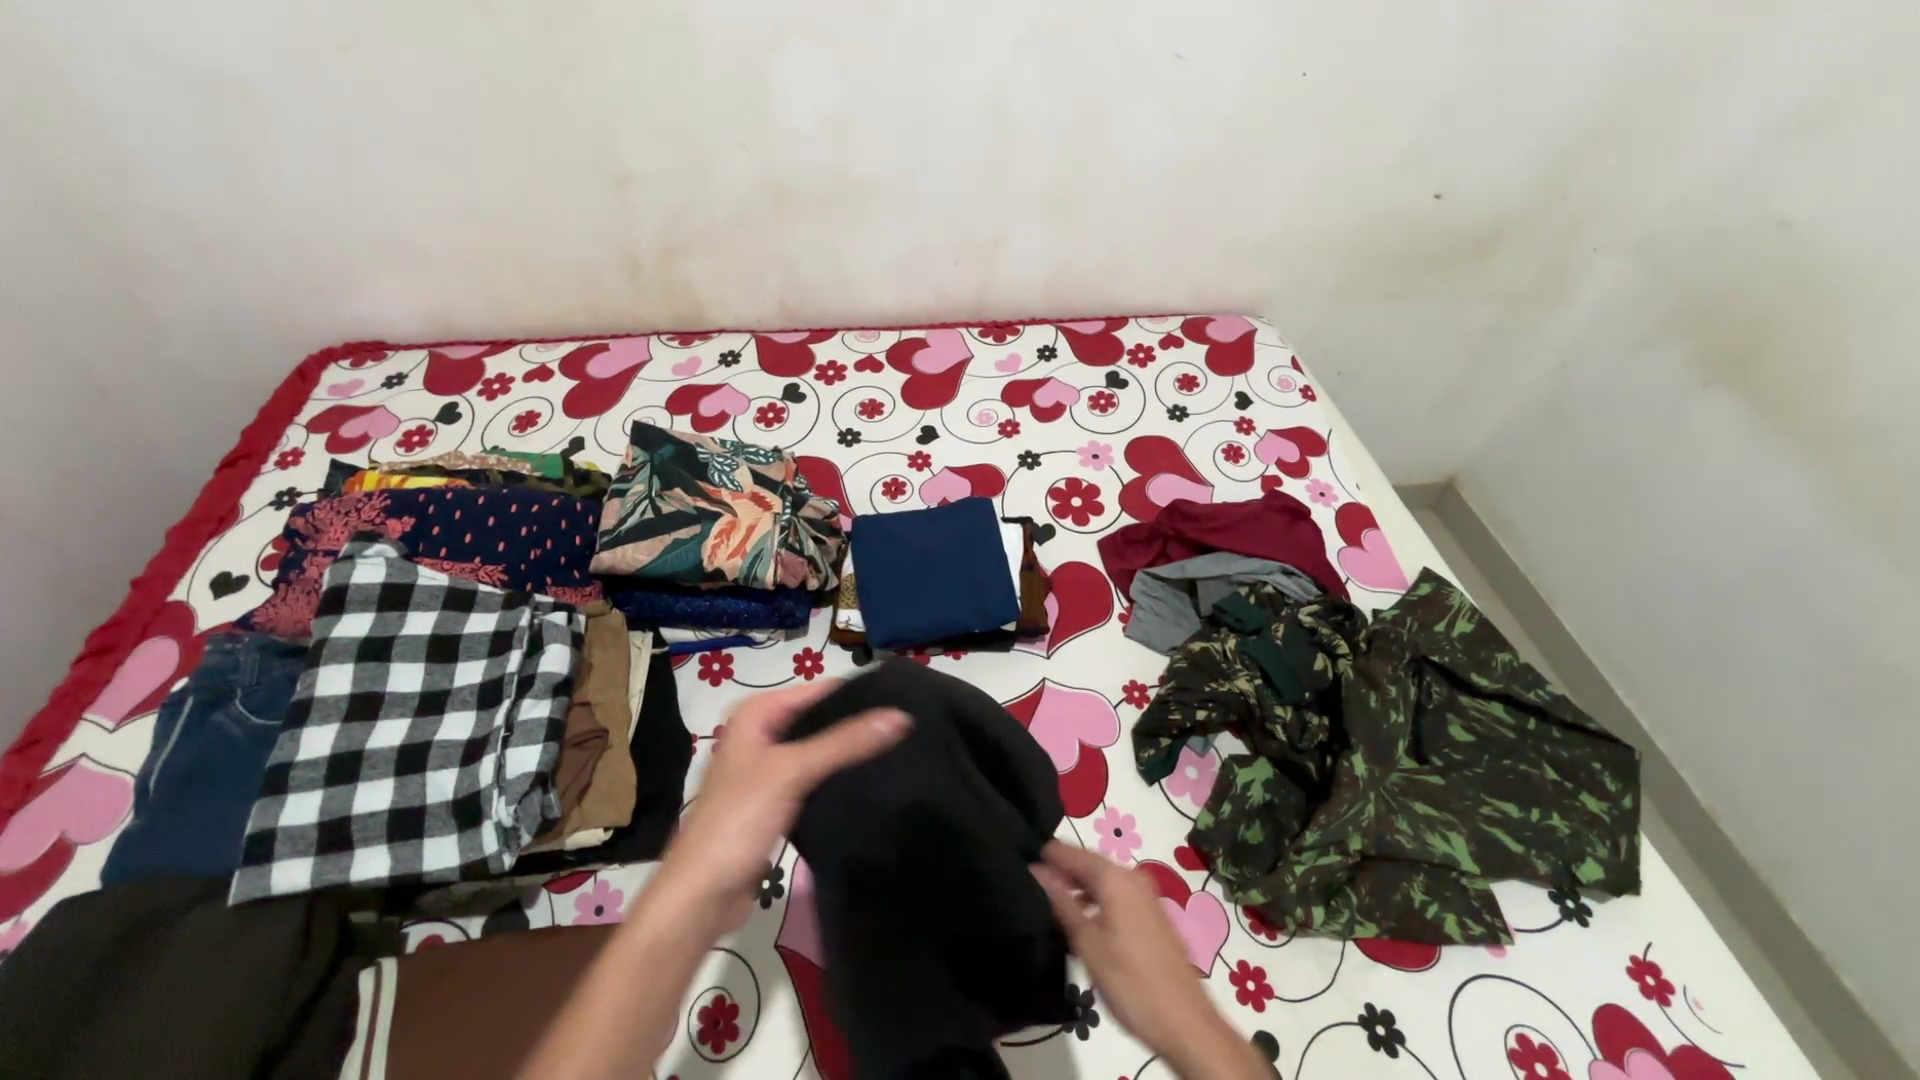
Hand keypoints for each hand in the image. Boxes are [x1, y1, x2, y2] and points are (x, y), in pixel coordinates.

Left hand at [652, 680, 908, 932]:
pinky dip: (837, 782)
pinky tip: (869, 785)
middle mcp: (759, 734)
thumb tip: (900, 716)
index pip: (820, 691)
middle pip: (820, 721)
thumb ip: (846, 742)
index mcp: (755, 714)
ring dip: (849, 756)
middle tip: (908, 733)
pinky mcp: (775, 803)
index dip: (859, 697)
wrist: (702, 894)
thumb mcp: (793, 771)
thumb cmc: (738, 821)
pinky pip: (815, 781)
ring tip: (899, 755)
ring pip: (819, 752)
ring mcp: (766, 770)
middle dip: (857, 727)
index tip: (905, 705)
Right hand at [1033, 842, 1268, 1079]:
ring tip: (1043, 905)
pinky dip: (1094, 902)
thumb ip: (1061, 901)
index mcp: (1115, 878)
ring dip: (1075, 889)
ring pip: (1100, 881)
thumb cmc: (1131, 983)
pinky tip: (1076, 923)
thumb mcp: (1088, 943)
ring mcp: (1144, 896)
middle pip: (1086, 864)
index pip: (1069, 851)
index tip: (1016, 865)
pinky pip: (1114, 896)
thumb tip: (1035, 869)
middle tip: (1025, 887)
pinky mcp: (1150, 915)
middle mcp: (1132, 877)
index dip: (1043, 857)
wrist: (1186, 1023)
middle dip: (1058, 873)